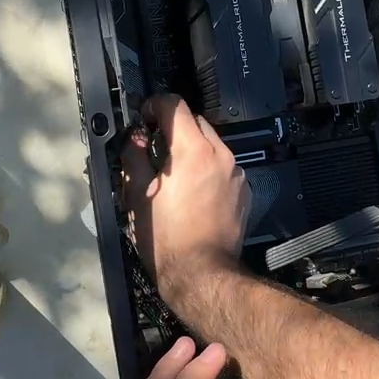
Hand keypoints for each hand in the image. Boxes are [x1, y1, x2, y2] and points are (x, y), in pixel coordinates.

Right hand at [121, 94, 250, 308]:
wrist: (201, 273)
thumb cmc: (166, 239)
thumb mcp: (138, 195)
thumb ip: (135, 157)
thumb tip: (135, 139)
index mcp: (193, 150)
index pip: (175, 105)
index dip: (154, 106)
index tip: (145, 117)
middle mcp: (221, 155)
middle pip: (195, 123)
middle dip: (174, 129)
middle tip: (154, 148)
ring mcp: (236, 174)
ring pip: (211, 146)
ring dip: (192, 150)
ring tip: (173, 175)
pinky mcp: (244, 192)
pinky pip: (224, 168)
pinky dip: (208, 171)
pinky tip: (193, 193)